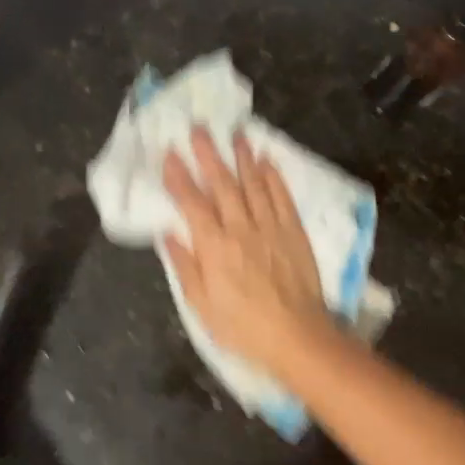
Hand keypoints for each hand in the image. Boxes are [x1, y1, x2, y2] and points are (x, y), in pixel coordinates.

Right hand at [162, 126, 332, 372]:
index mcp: (213, 247)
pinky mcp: (293, 231)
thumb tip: (167, 234)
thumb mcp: (202, 307)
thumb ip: (185, 266)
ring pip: (253, 183)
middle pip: (222, 184)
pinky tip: (267, 159)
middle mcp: (240, 228)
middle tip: (199, 128)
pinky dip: (274, 176)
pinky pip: (282, 196)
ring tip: (235, 134)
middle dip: (208, 154)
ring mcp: (270, 226)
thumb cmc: (243, 328)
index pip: (192, 203)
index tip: (169, 154)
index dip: (179, 177)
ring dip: (242, 157)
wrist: (297, 336)